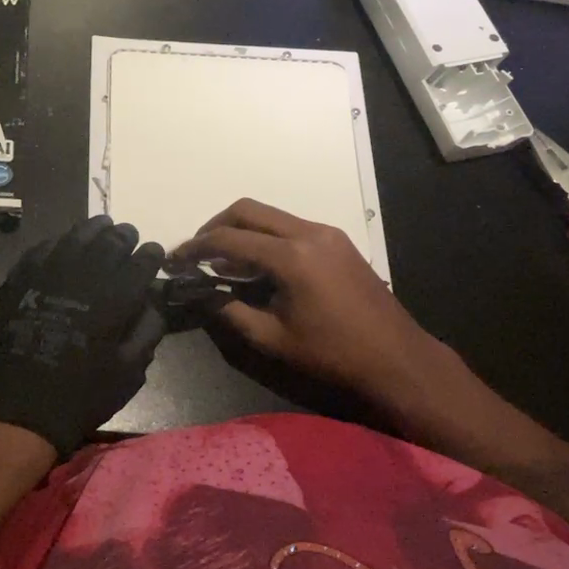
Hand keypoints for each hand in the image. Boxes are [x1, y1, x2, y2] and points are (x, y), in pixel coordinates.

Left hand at [0, 215, 166, 456]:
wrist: (19, 408)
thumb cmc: (82, 395)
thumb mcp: (130, 372)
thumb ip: (147, 331)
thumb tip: (151, 303)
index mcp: (115, 298)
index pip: (140, 263)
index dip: (150, 255)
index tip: (153, 252)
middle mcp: (81, 276)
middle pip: (107, 242)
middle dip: (122, 236)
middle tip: (128, 235)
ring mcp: (45, 275)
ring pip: (72, 238)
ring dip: (91, 230)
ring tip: (101, 227)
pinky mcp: (18, 283)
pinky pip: (39, 251)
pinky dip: (55, 243)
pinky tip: (61, 245)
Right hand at [170, 198, 448, 400]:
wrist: (395, 357)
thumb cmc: (331, 353)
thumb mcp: (271, 338)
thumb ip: (229, 311)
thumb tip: (201, 294)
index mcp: (291, 257)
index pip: (228, 239)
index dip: (194, 248)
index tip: (173, 261)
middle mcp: (308, 233)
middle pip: (247, 211)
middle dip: (213, 227)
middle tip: (194, 253)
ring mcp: (326, 234)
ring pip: (269, 216)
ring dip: (239, 231)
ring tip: (219, 262)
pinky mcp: (336, 242)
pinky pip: (288, 228)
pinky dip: (263, 238)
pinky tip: (253, 267)